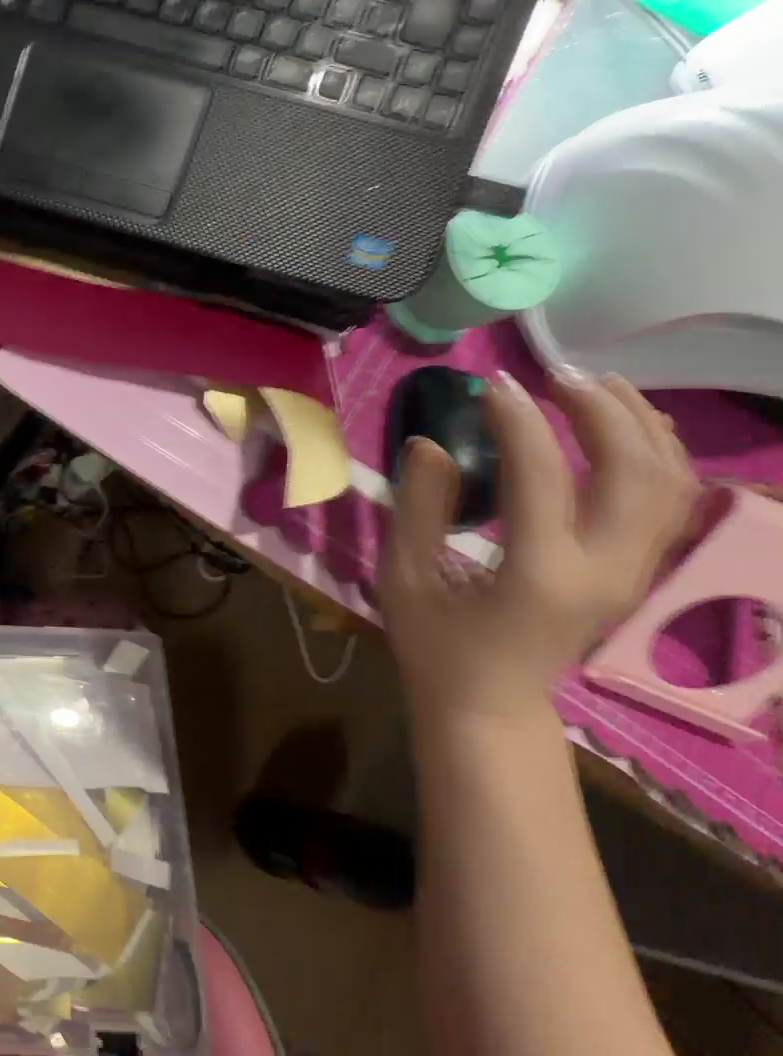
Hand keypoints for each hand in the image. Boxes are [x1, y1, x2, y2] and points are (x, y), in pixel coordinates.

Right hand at [378, 370, 698, 723]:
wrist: (487, 699)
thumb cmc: (434, 642)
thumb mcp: (404, 577)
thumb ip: (418, 508)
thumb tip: (430, 443)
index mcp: (538, 573)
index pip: (544, 476)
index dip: (520, 423)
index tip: (492, 387)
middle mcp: (604, 569)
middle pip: (632, 470)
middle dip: (599, 411)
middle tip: (555, 377)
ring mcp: (634, 571)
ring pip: (669, 480)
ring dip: (640, 424)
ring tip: (599, 386)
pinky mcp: (640, 570)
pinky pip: (672, 500)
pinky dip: (658, 453)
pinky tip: (627, 428)